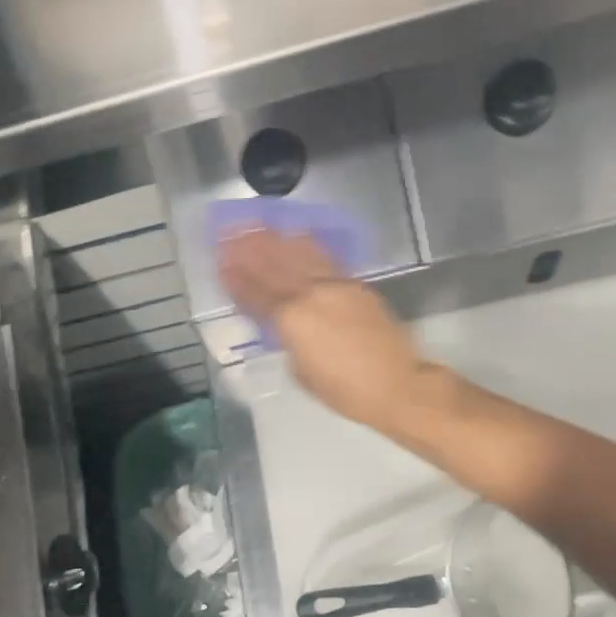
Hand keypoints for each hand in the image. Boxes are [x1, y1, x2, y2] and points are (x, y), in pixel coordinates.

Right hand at [218, 228, 435, 433]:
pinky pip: (325, 258)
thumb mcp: (302, 372)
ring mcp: (335, 285)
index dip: (236, 279)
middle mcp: (310, 293)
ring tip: (256, 225)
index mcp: (291, 319)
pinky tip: (296, 234)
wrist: (395, 384)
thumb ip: (287, 342)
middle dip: (248, 249)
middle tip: (228, 231)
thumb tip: (283, 326)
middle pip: (274, 266)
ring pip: (299, 255)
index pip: (256, 295)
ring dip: (275, 239)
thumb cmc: (344, 391)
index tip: (220, 262)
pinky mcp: (355, 285)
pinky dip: (307, 244)